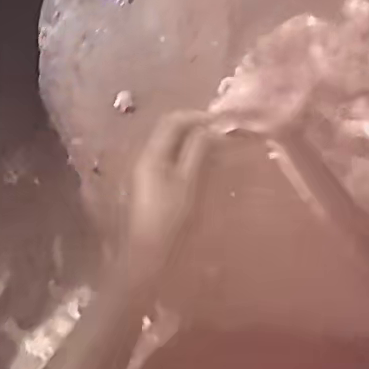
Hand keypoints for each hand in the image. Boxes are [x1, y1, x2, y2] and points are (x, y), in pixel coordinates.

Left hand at [122, 111, 215, 283]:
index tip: (222, 122)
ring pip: (170, 142)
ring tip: (216, 146)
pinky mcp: (151, 181)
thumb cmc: (170, 218)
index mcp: (152, 153)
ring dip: (192, 139)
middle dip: (196, 125)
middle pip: (170, 128)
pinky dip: (187, 152)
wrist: (147, 252)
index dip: (198, 116)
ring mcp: (146, 168)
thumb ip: (198, 152)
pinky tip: (203, 163)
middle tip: (221, 132)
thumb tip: (210, 127)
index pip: (174, 120)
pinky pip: (170, 156)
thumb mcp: (188, 182)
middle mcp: (146, 155)